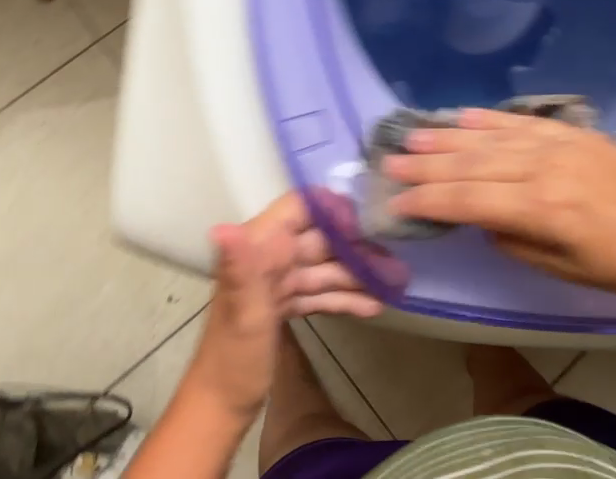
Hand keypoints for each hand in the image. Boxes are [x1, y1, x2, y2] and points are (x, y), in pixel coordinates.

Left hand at [185, 192, 382, 416]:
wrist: (220, 407)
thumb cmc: (233, 358)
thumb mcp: (244, 313)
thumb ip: (242, 268)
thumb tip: (222, 228)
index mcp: (256, 248)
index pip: (298, 208)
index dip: (332, 209)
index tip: (367, 220)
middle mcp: (268, 257)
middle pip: (319, 237)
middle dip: (356, 245)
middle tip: (395, 253)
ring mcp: (278, 282)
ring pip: (324, 267)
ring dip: (358, 273)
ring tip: (395, 280)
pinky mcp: (286, 305)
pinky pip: (321, 293)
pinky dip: (345, 297)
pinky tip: (375, 304)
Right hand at [384, 109, 615, 302]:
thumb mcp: (563, 269)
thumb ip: (514, 241)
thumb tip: (481, 219)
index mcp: (541, 208)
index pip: (468, 200)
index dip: (428, 200)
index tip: (396, 199)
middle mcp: (544, 167)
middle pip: (472, 163)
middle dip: (427, 164)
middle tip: (389, 161)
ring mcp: (560, 143)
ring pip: (491, 137)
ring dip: (449, 136)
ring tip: (413, 134)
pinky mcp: (576, 132)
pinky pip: (523, 121)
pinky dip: (490, 118)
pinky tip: (464, 116)